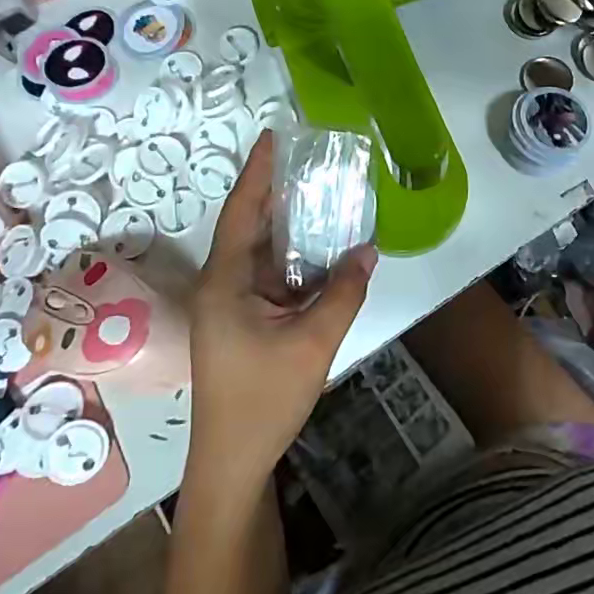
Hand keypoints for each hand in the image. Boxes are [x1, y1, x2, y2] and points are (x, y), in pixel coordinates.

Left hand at [183, 132, 376, 490]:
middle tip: (312, 159)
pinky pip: (275, 277)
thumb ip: (342, 293)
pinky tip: (325, 250)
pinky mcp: (248, 321)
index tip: (273, 136)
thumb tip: (368, 250)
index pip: (242, 213)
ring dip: (293, 227)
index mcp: (226, 283)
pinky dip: (299, 260)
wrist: (234, 457)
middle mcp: (225, 285)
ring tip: (325, 193)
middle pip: (252, 227)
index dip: (258, 173)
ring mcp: (235, 304)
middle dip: (279, 192)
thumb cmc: (264, 399)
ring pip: (266, 253)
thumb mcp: (312, 343)